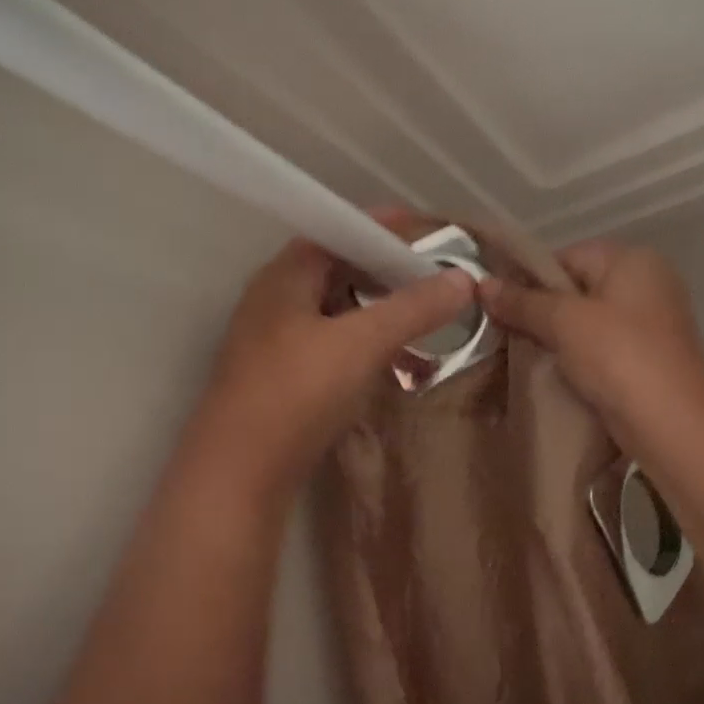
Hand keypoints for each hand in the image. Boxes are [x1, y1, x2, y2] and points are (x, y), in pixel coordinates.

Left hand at [191, 226, 473, 491]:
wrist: (238, 473)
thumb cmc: (295, 393)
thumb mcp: (360, 344)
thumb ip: (412, 309)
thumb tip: (464, 280)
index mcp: (284, 276)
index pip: (337, 231)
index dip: (383, 229)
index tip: (428, 233)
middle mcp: (273, 300)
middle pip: (336, 270)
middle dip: (384, 273)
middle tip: (430, 282)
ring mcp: (273, 342)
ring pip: (334, 312)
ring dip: (376, 313)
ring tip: (420, 325)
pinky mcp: (279, 379)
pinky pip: (330, 346)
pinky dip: (363, 346)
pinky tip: (391, 367)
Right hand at [480, 240, 703, 441]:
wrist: (670, 422)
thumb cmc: (618, 356)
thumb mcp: (563, 321)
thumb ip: (523, 301)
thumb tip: (483, 285)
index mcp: (633, 260)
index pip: (568, 256)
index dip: (530, 278)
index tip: (500, 306)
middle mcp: (648, 283)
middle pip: (578, 288)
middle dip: (541, 310)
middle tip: (507, 333)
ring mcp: (652, 323)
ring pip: (588, 322)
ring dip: (557, 338)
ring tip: (526, 356)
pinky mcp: (649, 359)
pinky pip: (602, 349)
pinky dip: (578, 359)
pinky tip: (555, 375)